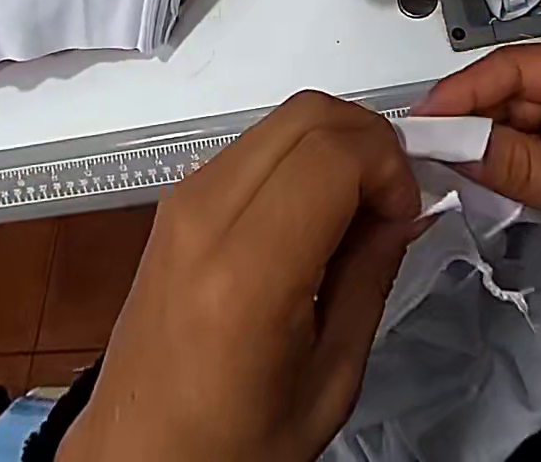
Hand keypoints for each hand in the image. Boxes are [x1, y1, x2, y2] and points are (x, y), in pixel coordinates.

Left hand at [60, 92, 422, 461]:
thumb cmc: (230, 443)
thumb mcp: (331, 378)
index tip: (403, 209)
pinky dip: (307, 151)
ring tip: (356, 202)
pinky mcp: (181, 192)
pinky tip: (318, 203)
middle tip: (389, 194)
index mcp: (245, 274)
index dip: (387, 166)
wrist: (134, 457)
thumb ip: (374, 272)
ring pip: (288, 115)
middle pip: (309, 113)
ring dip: (339, 142)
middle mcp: (206, 214)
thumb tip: (406, 204)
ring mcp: (187, 194)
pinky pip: (263, 138)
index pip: (333, 155)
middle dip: (369, 138)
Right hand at [414, 43, 540, 424]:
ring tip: (437, 167)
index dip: (464, 91)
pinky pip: (528, 156)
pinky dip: (502, 169)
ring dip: (482, 146)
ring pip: (515, 126)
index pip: (518, 68)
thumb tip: (453, 141)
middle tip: (420, 150)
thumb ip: (520, 164)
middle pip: (512, 93)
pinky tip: (474, 181)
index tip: (421, 121)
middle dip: (468, 119)